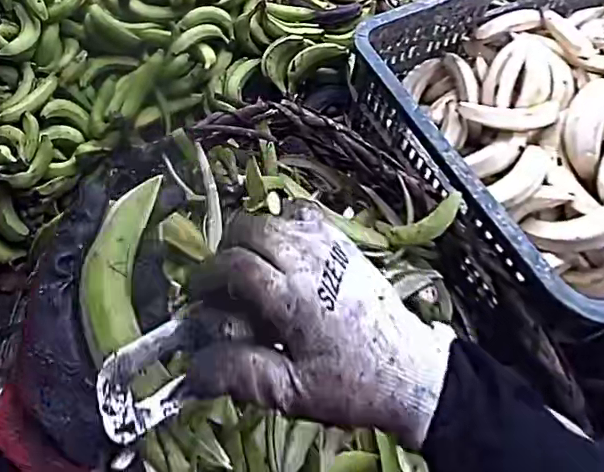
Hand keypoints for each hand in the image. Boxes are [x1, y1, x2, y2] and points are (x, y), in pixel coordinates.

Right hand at [183, 204, 453, 447]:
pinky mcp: (338, 236)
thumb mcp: (294, 393)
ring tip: (249, 265)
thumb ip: (242, 375)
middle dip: (225, 250)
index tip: (199, 293)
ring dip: (249, 236)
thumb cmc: (350, 384)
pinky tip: (281, 248)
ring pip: (269, 216)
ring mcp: (324, 242)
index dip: (209, 276)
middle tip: (222, 279)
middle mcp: (306, 260)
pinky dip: (280, 220)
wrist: (410, 371)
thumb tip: (193, 368)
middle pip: (247, 229)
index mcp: (293, 300)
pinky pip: (298, 210)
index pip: (235, 266)